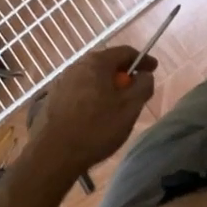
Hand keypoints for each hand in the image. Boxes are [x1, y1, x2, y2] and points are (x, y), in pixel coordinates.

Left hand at [26, 46, 158, 181]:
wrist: (53, 154)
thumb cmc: (96, 128)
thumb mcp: (129, 109)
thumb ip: (143, 86)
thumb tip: (144, 75)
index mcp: (97, 62)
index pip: (126, 52)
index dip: (143, 60)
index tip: (154, 69)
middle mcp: (78, 65)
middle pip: (107, 64)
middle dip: (123, 76)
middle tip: (135, 92)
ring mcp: (62, 81)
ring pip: (92, 79)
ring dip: (106, 89)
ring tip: (114, 108)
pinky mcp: (53, 98)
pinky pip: (80, 92)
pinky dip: (91, 98)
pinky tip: (93, 118)